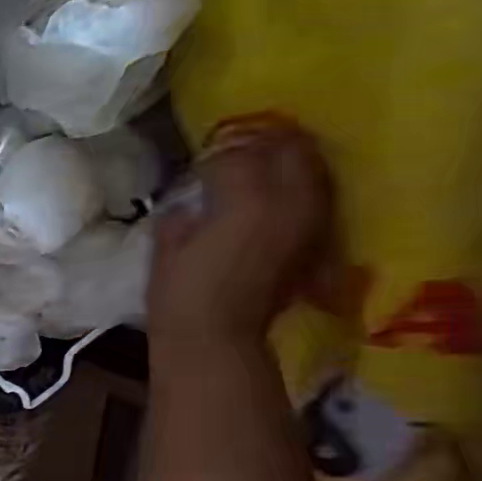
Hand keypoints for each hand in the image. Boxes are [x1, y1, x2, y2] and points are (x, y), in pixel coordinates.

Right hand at [149, 115, 333, 344]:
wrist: (217, 336)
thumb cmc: (178, 296)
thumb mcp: (165, 252)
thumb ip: (180, 219)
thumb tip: (187, 204)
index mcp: (243, 201)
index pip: (234, 156)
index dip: (214, 156)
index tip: (196, 163)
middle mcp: (288, 199)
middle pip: (286, 149)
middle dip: (260, 143)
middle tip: (234, 149)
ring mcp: (309, 215)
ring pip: (308, 165)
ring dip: (284, 159)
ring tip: (257, 163)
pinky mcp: (316, 233)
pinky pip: (314, 191)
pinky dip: (296, 183)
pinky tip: (273, 191)